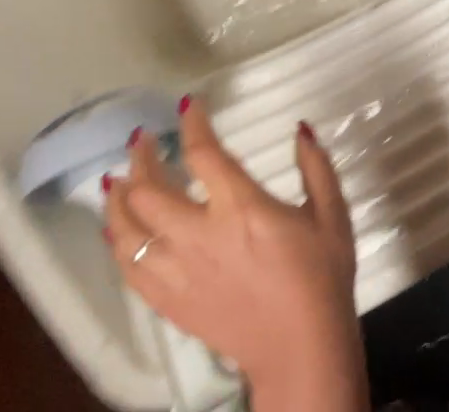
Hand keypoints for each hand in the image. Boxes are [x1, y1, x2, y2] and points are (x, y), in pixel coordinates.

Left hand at [105, 99, 365, 411]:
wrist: (298, 341)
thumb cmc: (322, 272)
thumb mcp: (332, 213)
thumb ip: (316, 168)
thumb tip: (301, 129)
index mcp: (243, 208)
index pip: (205, 154)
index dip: (192, 124)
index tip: (188, 106)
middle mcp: (200, 234)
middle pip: (150, 189)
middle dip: (142, 158)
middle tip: (144, 141)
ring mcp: (176, 270)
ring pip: (126, 228)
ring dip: (119, 197)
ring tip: (119, 178)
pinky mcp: (165, 300)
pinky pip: (125, 266)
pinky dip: (116, 240)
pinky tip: (117, 227)